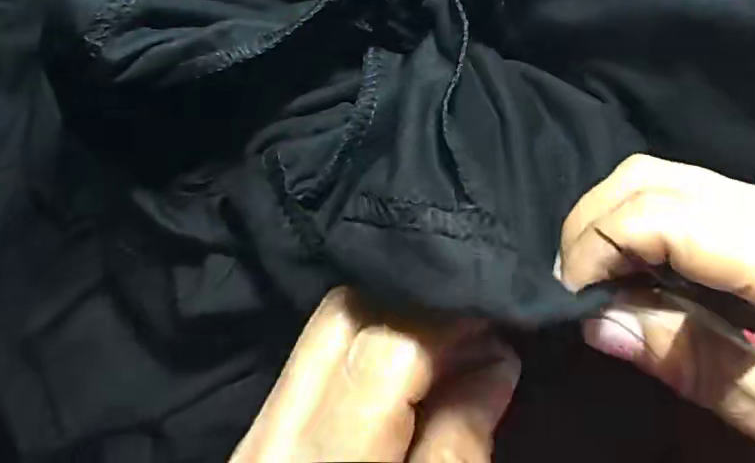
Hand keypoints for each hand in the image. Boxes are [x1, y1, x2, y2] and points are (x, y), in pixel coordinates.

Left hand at [231, 287, 520, 462]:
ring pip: (325, 328)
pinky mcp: (259, 437)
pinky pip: (314, 359)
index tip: (496, 322)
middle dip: (413, 306)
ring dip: (391, 319)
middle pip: (341, 316)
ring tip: (452, 338)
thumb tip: (492, 363)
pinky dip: (366, 347)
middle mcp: (276, 434)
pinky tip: (408, 363)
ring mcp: (258, 433)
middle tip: (476, 322)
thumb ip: (457, 450)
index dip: (445, 324)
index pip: (381, 351)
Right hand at [559, 155, 754, 462]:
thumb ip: (694, 361)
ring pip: (663, 184)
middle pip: (651, 177)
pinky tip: (645, 282)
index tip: (567, 302)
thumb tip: (592, 322)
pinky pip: (690, 210)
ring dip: (616, 226)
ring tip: (602, 288)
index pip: (657, 210)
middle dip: (594, 224)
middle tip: (574, 291)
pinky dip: (648, 236)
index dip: (595, 245)